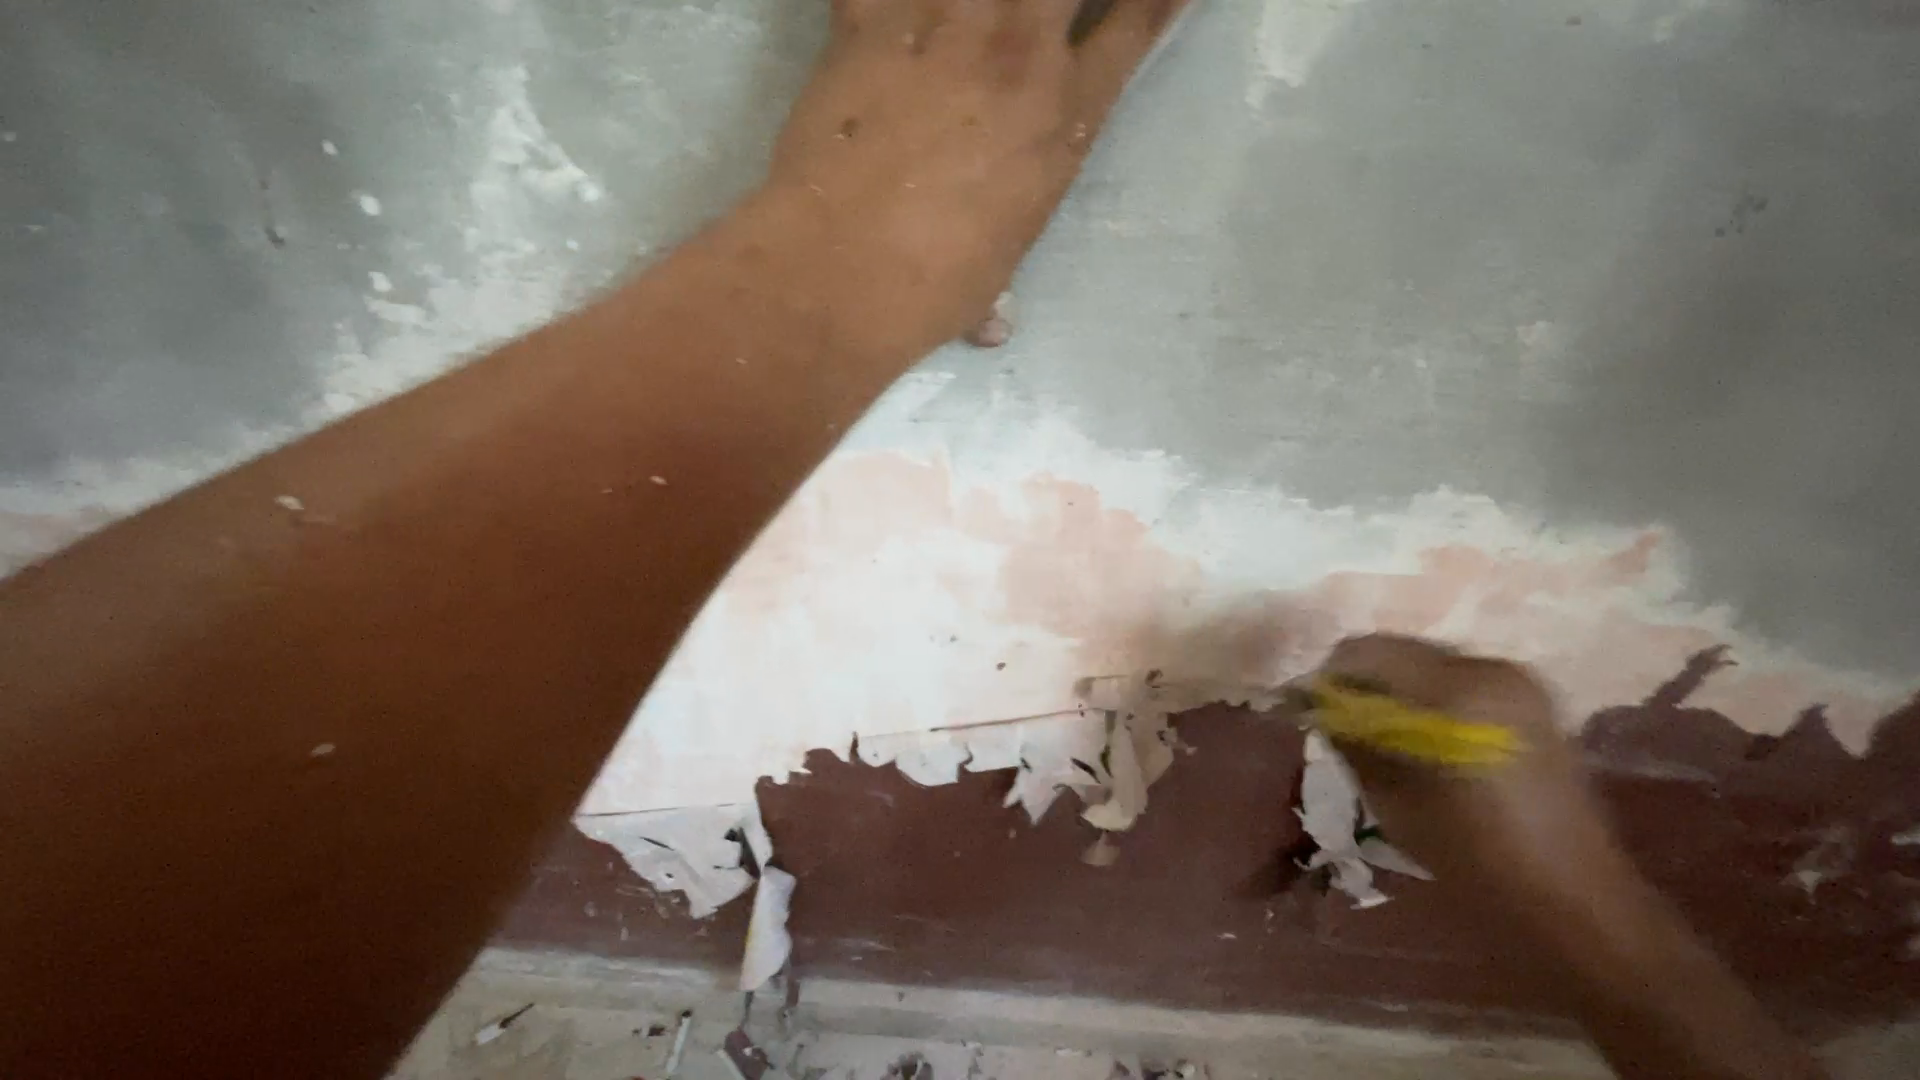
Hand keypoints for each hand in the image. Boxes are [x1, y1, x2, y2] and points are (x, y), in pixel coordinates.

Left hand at [758, 0, 1189, 354]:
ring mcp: (947, 23)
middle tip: (1039, 15)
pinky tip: (888, 7)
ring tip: (972, 14)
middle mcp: (1019, 51)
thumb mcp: (989, 281)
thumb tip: (994, 328)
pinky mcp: (869, 18)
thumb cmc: (934, 292)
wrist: (847, 272)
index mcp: (1064, 120)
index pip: (1135, 27)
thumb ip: (997, 281)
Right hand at [1319, 642, 1828, 1079]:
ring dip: (1394, 689)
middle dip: (1363, 680)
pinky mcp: (1531, 699)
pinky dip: (1427, 697)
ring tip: (1379, 732)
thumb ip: (1351, 738)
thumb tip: (1317, 704)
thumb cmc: (1472, 854)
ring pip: (1426, 663)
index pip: (1366, 651)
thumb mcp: (1391, 798)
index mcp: (1456, 690)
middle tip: (1340, 721)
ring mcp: (1519, 681)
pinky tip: (1420, 737)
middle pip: (1398, 651)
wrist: (1572, 897)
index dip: (1329, 676)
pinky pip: (1457, 680)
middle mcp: (1491, 669)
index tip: (1309, 707)